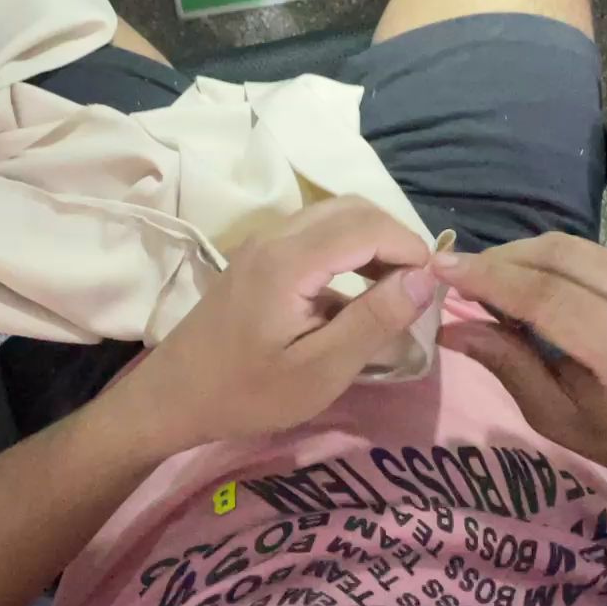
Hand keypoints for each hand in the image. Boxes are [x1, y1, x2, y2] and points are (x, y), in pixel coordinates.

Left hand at [111, 197, 437, 451]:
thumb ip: (374, 319)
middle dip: (393, 237)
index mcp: (290, 259)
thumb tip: (425, 277)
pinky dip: (344, 251)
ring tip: (393, 290)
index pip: (368, 225)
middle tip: (415, 286)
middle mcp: (275, 236)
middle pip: (351, 208)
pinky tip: (353, 296)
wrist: (173, 397)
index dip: (410, 247)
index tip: (434, 287)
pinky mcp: (256, 258)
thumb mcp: (320, 370)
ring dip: (369, 242)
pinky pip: (312, 235)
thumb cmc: (247, 393)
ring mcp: (261, 244)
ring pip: (331, 217)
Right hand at [433, 233, 606, 489]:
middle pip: (558, 257)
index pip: (546, 297)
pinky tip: (524, 282)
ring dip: (519, 255)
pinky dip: (544, 260)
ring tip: (484, 279)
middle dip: (498, 258)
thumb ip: (509, 366)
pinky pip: (587, 254)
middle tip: (456, 275)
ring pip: (571, 247)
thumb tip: (451, 329)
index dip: (488, 279)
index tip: (440, 268)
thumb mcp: (561, 420)